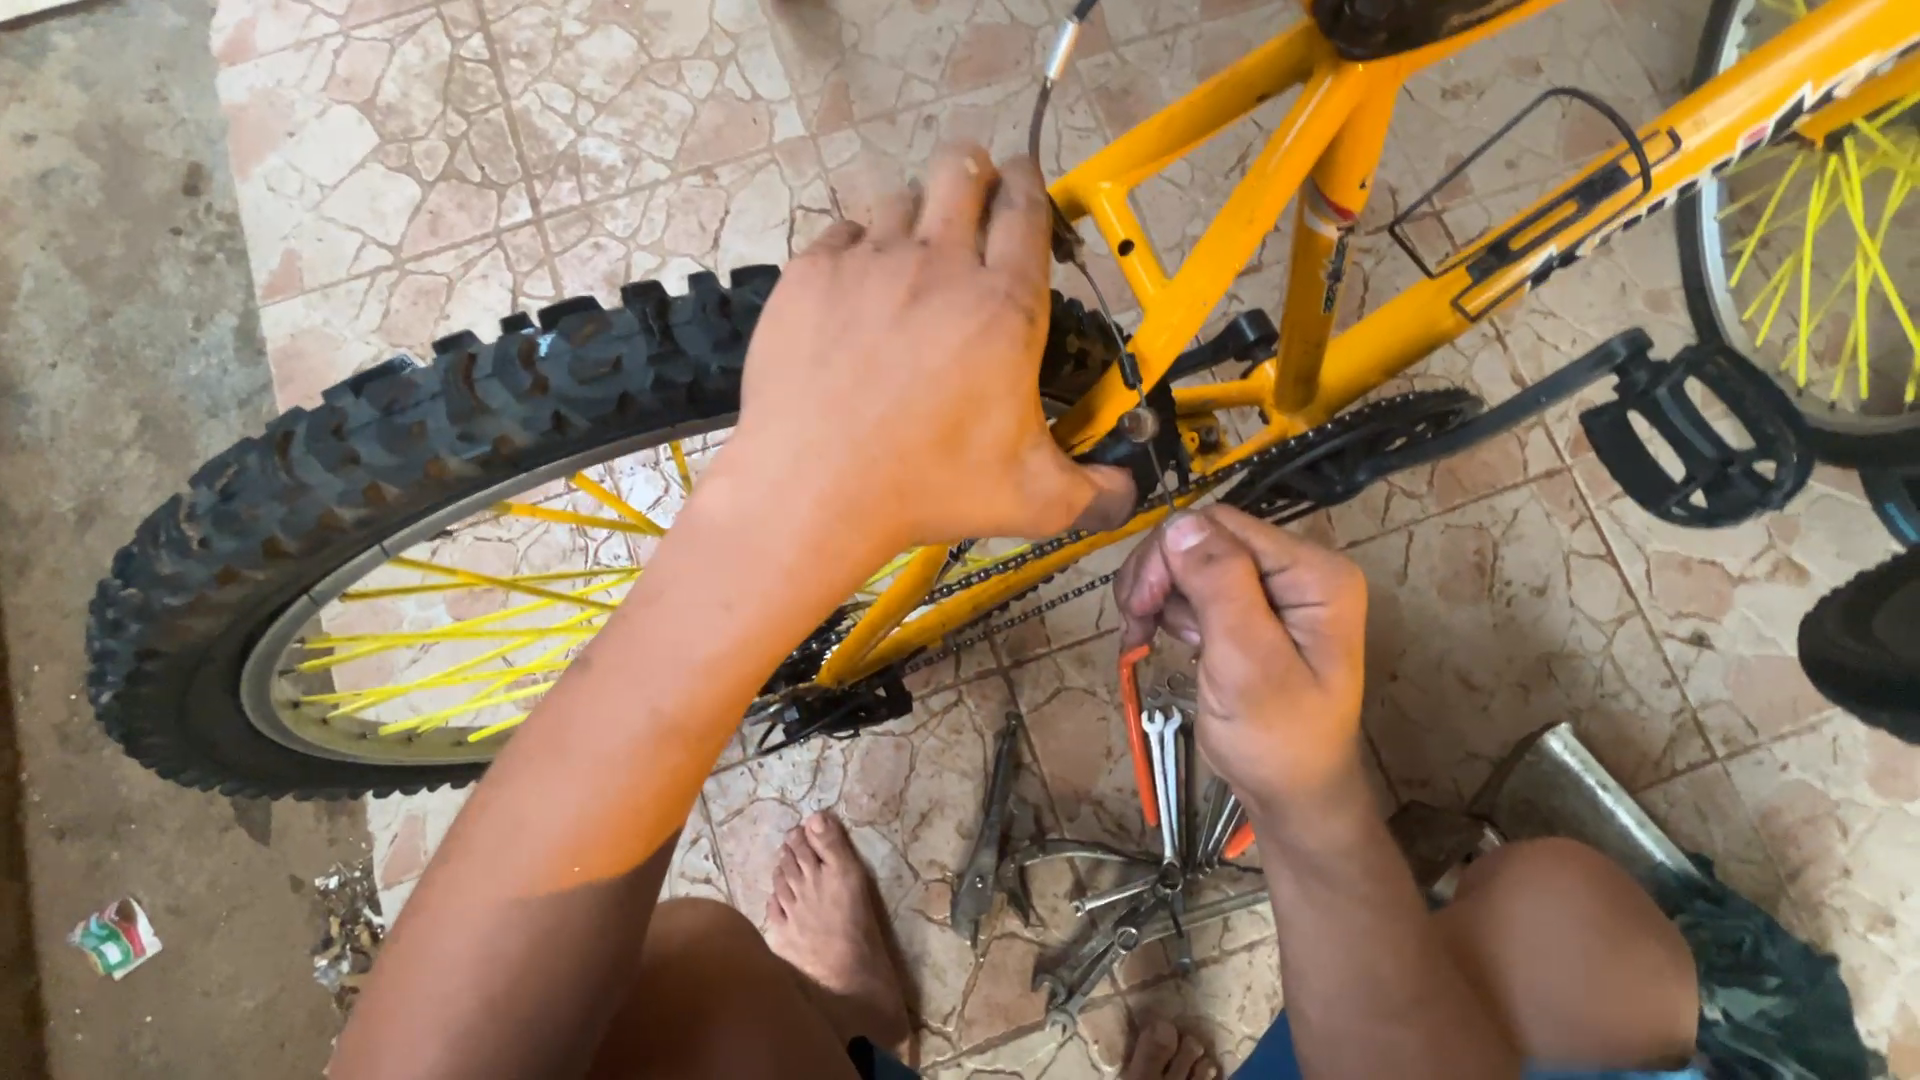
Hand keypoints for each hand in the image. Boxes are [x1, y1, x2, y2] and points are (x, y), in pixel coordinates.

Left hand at [724, 141, 1133, 550]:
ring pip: (899, 198)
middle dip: (976, 172)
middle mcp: (939, 265)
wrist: (814, 489)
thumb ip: (1092, 493)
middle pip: (962, 169)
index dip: (1029, 187)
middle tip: (974, 199)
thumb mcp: (1030, 500)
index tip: (1024, 185)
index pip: (1027, 210)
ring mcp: (869, 263)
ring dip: (915, 215)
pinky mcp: (810, 275)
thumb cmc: (928, 487)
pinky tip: (855, 287)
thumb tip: (1128, 493)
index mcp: (1003, 306)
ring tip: (912, 255)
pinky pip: (842, 232)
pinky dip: (856, 248)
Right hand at [1113, 505, 1368, 818]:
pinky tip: (1159, 636)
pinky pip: (1191, 584)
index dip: (1170, 557)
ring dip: (1157, 593)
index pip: (1222, 527)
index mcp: (1314, 573)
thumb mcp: (1247, 663)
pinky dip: (1165, 607)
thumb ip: (1219, 587)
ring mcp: (1271, 588)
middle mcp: (1295, 569)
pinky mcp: (1246, 607)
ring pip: (1189, 559)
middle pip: (1202, 538)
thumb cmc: (1276, 739)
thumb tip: (1180, 523)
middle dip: (1159, 576)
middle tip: (1135, 624)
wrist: (1290, 795)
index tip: (1141, 608)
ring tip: (1147, 635)